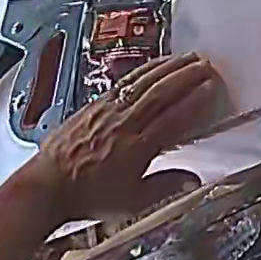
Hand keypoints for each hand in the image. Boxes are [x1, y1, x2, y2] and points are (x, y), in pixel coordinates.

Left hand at [12, 53, 221, 225]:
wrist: (47, 185)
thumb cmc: (88, 196)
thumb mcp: (131, 202)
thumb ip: (164, 186)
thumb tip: (194, 179)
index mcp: (136, 150)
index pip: (172, 119)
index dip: (195, 101)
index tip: (212, 89)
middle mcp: (123, 125)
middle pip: (160, 93)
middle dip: (187, 76)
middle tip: (208, 66)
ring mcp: (108, 110)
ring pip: (144, 82)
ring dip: (169, 67)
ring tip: (190, 57)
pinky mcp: (96, 103)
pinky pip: (126, 81)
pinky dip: (146, 69)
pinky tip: (158, 64)